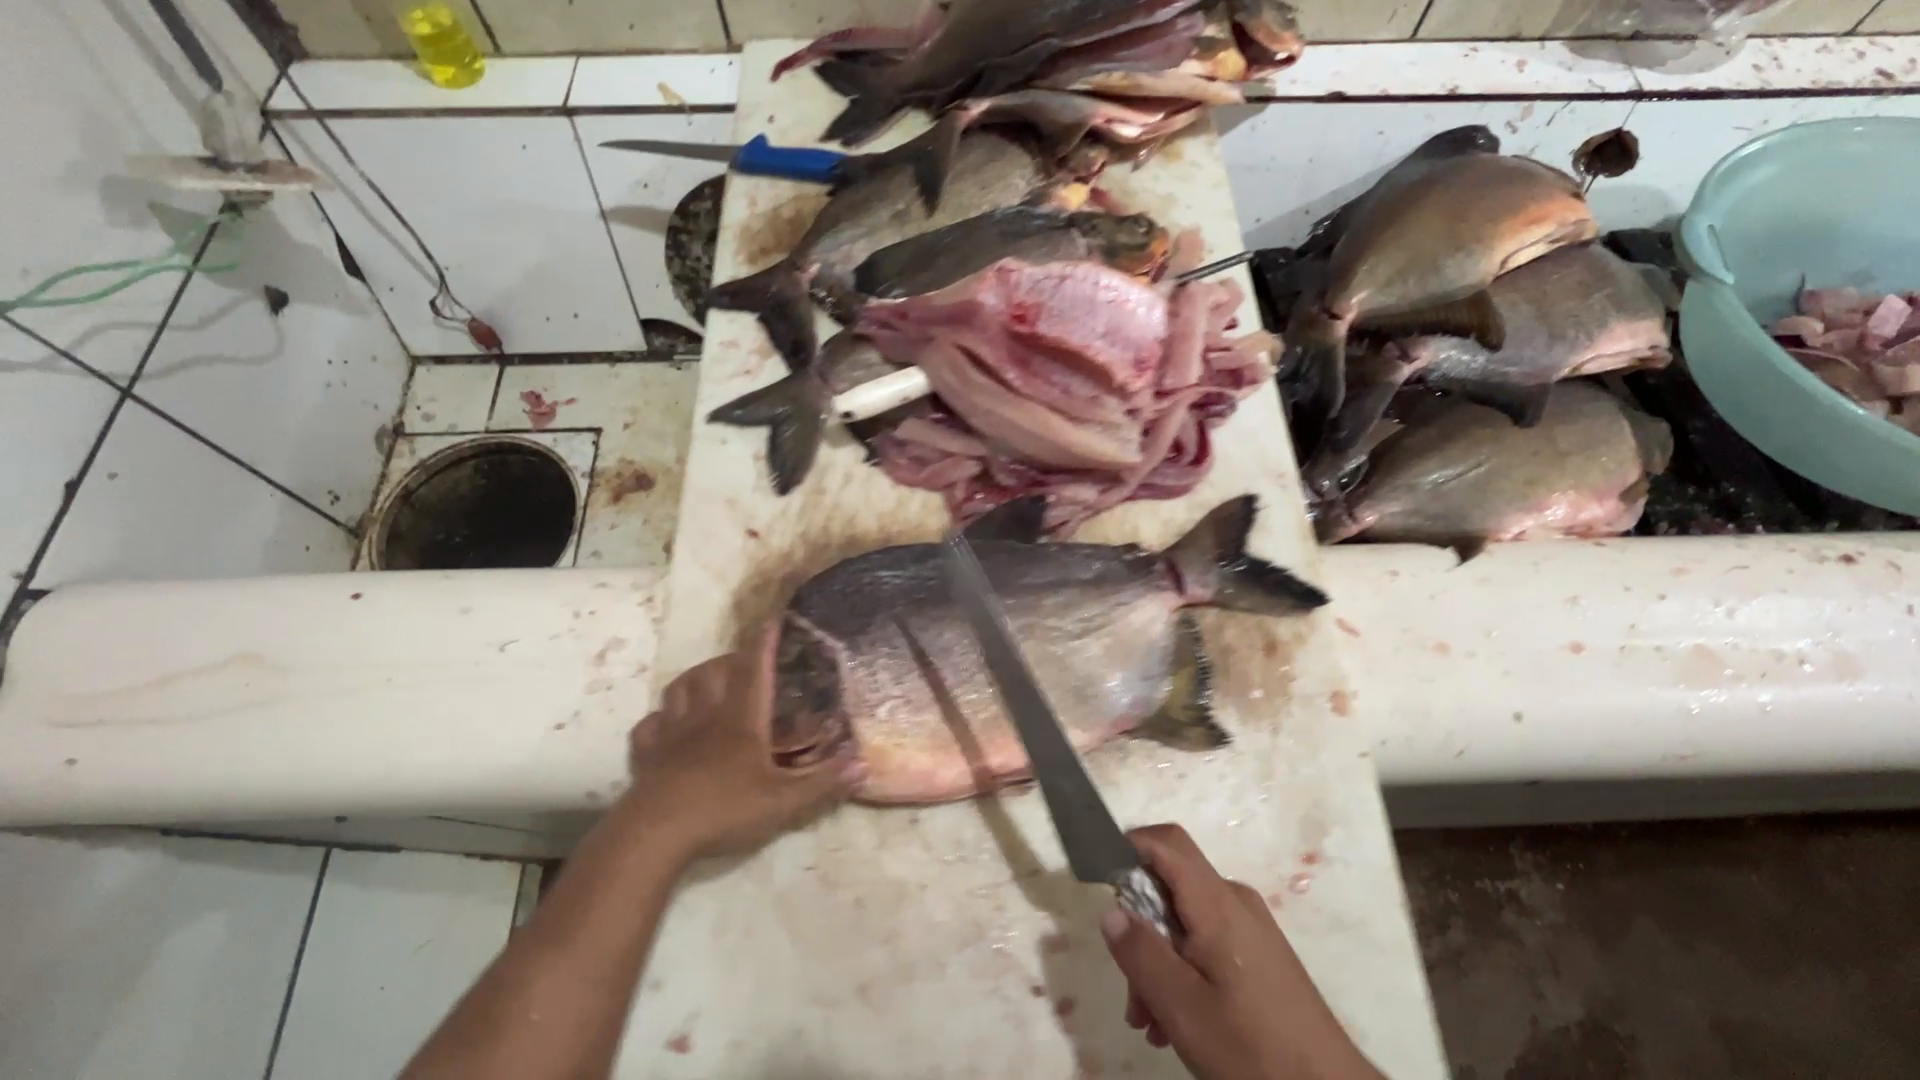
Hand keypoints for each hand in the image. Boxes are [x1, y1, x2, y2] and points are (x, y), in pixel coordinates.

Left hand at [625, 624, 866, 860]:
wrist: (656, 832)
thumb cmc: (724, 809)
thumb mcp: (783, 802)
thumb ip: (823, 782)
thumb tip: (863, 763)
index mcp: (742, 720)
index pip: (755, 671)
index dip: (765, 645)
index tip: (773, 621)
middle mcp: (706, 717)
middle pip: (714, 672)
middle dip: (731, 660)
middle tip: (746, 664)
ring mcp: (672, 733)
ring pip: (679, 688)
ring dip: (695, 679)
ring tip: (709, 683)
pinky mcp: (647, 754)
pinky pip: (650, 725)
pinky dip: (660, 719)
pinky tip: (668, 727)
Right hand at [1101, 825, 1382, 1079]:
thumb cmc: (1251, 1045)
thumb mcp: (1181, 1005)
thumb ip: (1140, 952)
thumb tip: (1111, 910)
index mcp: (1217, 903)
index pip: (1166, 842)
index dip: (1128, 846)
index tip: (1100, 882)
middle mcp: (1235, 903)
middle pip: (1169, 889)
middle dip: (1139, 931)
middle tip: (1131, 994)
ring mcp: (1250, 929)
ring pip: (1184, 923)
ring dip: (1158, 962)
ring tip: (1152, 1023)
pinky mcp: (1258, 955)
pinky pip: (1205, 944)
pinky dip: (1182, 972)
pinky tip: (1177, 1023)